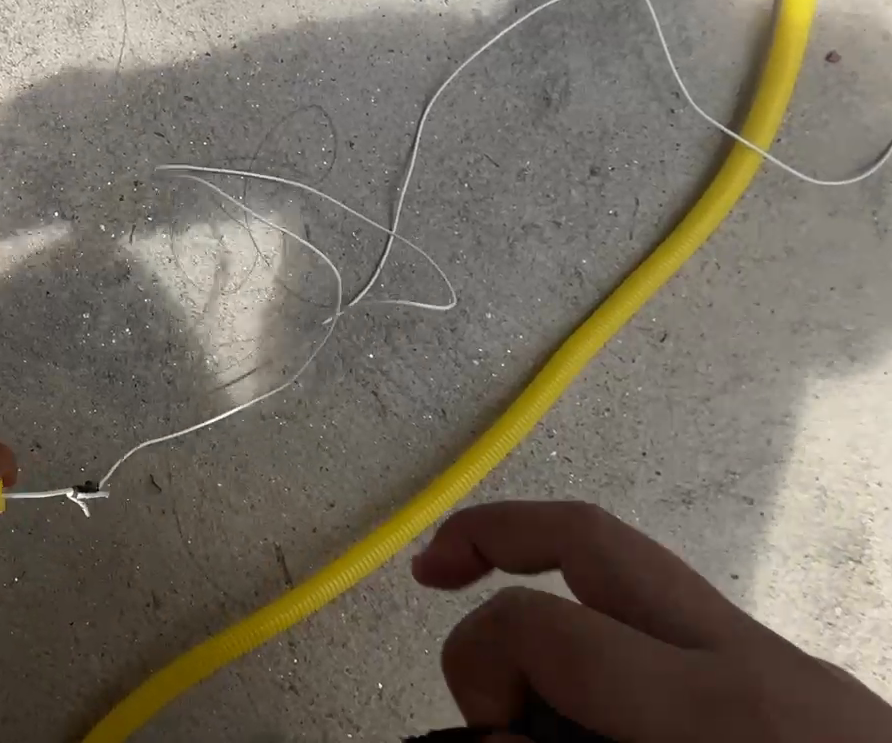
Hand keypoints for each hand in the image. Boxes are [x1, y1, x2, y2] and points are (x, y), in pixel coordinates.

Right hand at [413, 500, 891, 741]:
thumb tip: (497, 736)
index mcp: (723, 712)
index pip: (537, 625)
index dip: (473, 660)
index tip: (479, 728)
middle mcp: (764, 666)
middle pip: (588, 534)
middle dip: (488, 535)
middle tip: (432, 571)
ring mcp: (804, 674)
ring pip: (637, 575)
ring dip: (555, 593)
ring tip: (523, 660)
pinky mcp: (825, 697)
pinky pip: (686, 634)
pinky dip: (619, 642)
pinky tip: (612, 707)